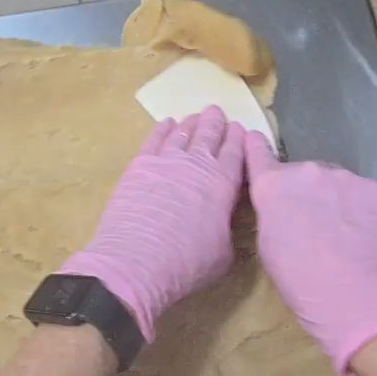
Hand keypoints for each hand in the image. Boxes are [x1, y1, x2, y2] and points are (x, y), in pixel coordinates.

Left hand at [58, 106, 246, 340]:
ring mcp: (166, 161)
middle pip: (209, 136)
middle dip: (215, 123)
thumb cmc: (187, 264)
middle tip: (217, 112)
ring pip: (182, 134)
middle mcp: (197, 165)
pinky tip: (166, 123)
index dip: (238, 138)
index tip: (240, 127)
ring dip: (190, 124)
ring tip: (195, 117)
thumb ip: (226, 227)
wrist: (137, 261)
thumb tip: (223, 219)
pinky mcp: (140, 166)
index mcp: (223, 184)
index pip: (235, 153)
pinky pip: (153, 139)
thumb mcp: (224, 252)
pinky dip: (162, 129)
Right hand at [245, 136, 376, 375]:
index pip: (258, 155)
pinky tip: (366, 236)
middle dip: (306, 193)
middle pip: (303, 175)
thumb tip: (283, 205)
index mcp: (274, 187)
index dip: (256, 149)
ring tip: (344, 235)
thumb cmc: (302, 283)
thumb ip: (272, 214)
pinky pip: (364, 195)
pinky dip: (363, 211)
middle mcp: (308, 172)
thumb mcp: (269, 248)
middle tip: (314, 225)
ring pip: (336, 184)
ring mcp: (346, 178)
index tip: (253, 139)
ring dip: (336, 200)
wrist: (359, 299)